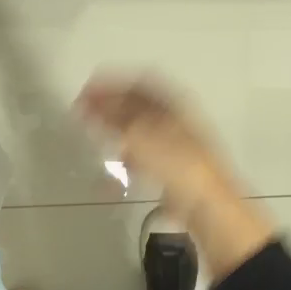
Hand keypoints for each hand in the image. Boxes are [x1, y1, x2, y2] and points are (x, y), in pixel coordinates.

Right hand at [76, 77, 239, 218]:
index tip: (87, 91)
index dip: (111, 85)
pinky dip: (125, 162)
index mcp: (172, 106)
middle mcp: (174, 122)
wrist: (207, 205)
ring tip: (95, 139)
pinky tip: (112, 173)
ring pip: (138, 134)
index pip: (139, 84)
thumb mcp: (142, 134)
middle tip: (83, 112)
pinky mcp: (171, 172)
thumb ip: (115, 116)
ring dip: (115, 135)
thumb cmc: (178, 165)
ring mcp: (174, 147)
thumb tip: (92, 101)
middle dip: (109, 108)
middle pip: (137, 107)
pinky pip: (142, 161)